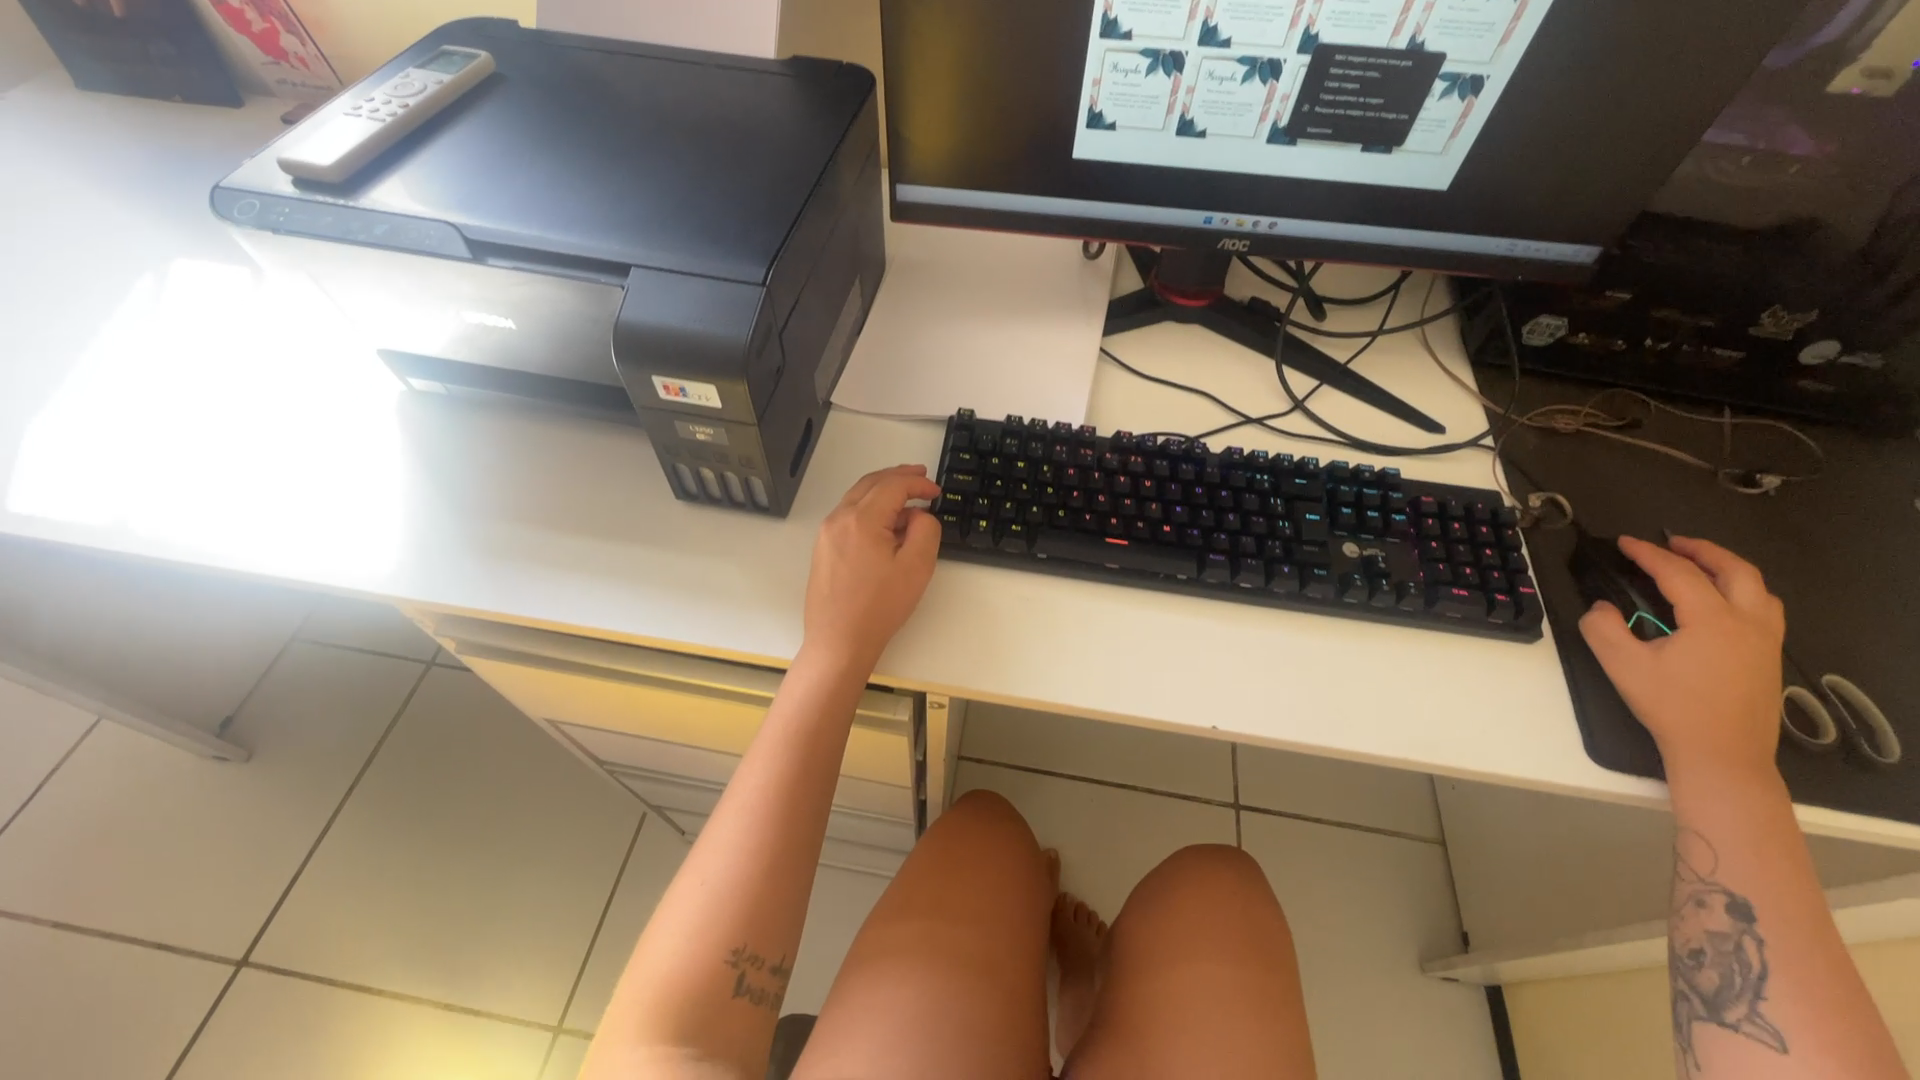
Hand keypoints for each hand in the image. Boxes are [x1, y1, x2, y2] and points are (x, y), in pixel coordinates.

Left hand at [802, 465, 942, 670]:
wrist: (838, 641)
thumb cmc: (879, 607)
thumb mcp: (916, 567)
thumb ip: (925, 531)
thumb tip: (918, 515)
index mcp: (861, 519)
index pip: (893, 486)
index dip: (918, 483)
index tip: (936, 492)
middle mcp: (839, 519)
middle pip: (871, 483)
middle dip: (898, 476)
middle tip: (921, 476)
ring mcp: (827, 533)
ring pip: (857, 497)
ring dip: (883, 490)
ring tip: (906, 497)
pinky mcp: (823, 549)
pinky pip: (848, 515)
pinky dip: (869, 507)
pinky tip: (885, 522)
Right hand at [1579, 536, 1785, 780]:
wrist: (1722, 754)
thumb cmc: (1672, 707)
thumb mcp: (1623, 666)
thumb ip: (1603, 629)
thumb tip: (1602, 608)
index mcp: (1713, 619)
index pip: (1679, 573)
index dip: (1649, 554)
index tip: (1624, 543)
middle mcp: (1748, 622)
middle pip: (1736, 570)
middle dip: (1702, 550)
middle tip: (1672, 543)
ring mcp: (1766, 641)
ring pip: (1759, 589)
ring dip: (1729, 569)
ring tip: (1702, 567)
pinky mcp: (1769, 658)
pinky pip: (1765, 609)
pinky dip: (1743, 592)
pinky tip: (1722, 605)